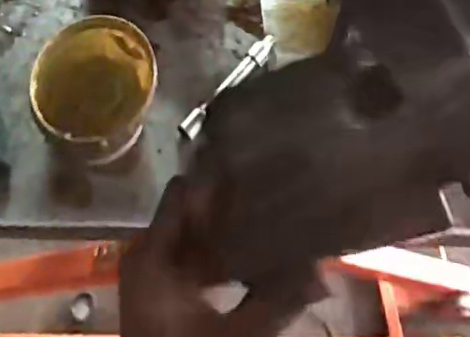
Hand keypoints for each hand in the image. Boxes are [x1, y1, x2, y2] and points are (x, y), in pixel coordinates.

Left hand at [121, 177, 320, 336]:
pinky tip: (247, 256)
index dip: (217, 177)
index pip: (185, 190)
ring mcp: (149, 274)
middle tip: (268, 191)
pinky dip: (215, 254)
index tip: (253, 167)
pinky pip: (187, 258)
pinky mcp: (159, 295)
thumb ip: (277, 301)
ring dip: (223, 229)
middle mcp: (147, 253)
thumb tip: (322, 273)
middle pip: (189, 209)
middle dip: (227, 203)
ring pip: (190, 234)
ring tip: (265, 216)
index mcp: (154, 253)